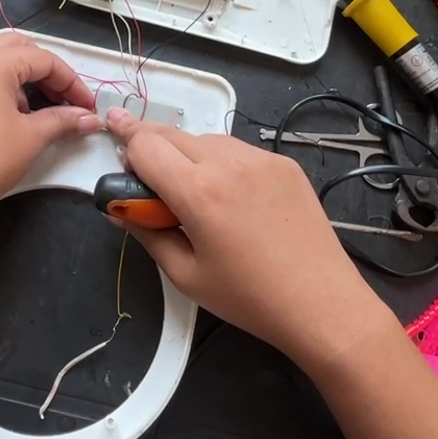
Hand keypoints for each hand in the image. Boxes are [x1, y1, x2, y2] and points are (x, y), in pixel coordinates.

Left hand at [0, 33, 99, 240]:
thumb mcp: (30, 139)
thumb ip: (63, 121)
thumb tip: (88, 118)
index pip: (44, 60)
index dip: (72, 82)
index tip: (87, 107)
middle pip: (15, 48)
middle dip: (44, 71)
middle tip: (62, 100)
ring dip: (17, 77)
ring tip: (31, 112)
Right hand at [106, 109, 398, 371]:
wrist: (323, 304)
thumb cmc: (249, 298)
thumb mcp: (185, 275)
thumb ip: (146, 232)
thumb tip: (118, 207)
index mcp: (198, 191)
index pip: (145, 145)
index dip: (125, 145)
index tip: (114, 142)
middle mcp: (227, 162)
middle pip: (171, 134)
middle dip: (149, 144)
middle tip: (138, 165)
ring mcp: (260, 158)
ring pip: (204, 138)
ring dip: (185, 153)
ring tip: (189, 190)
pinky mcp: (283, 163)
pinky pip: (237, 150)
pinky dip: (220, 162)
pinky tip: (228, 195)